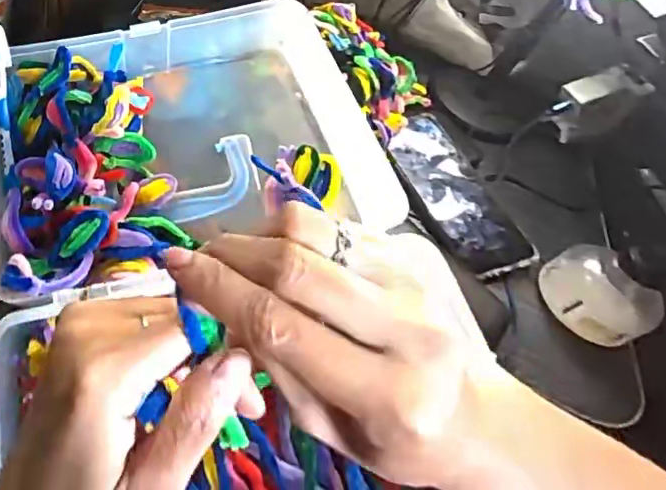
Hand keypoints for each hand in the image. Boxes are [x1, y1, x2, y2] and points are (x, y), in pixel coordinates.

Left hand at [0, 296, 266, 489]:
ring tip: (204, 399)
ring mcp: (75, 318)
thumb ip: (191, 422)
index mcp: (101, 367)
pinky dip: (159, 342)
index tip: (254, 403)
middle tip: (241, 408)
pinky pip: (133, 314)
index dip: (228, 357)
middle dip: (209, 352)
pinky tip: (170, 381)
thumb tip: (239, 358)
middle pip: (172, 315)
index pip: (188, 326)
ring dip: (187, 346)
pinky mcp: (73, 322)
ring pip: (157, 310)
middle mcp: (85, 325)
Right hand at [162, 204, 516, 488]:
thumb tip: (220, 304)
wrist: (488, 418)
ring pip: (310, 226)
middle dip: (230, 252)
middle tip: (198, 253)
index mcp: (386, 394)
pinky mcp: (410, 247)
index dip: (218, 290)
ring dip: (256, 231)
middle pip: (292, 264)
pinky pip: (331, 221)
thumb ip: (275, 367)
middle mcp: (404, 326)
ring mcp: (411, 277)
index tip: (177, 268)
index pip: (280, 324)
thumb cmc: (403, 444)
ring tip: (236, 250)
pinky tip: (281, 249)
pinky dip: (291, 228)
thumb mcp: (331, 432)